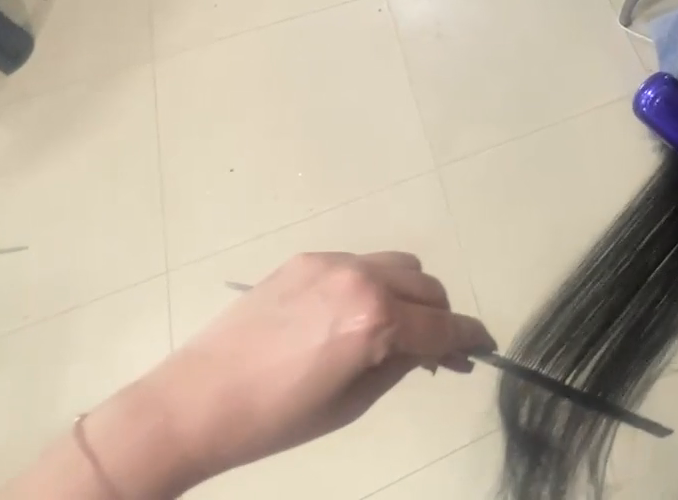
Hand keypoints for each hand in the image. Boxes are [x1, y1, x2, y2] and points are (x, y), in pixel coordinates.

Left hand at [86, 252, 493, 492]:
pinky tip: (347, 314)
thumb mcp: (352, 403)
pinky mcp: (309, 257)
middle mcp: (364, 281)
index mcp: (375, 323)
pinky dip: (373, 283)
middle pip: (429, 288)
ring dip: (410, 293)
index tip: (484, 346)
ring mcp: (335, 263)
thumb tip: (434, 349)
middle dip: (439, 318)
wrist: (193, 403)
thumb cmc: (276, 420)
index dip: (469, 338)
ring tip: (390, 325)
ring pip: (401, 265)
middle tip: (432, 350)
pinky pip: (362, 262)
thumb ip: (402, 364)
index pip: (442, 327)